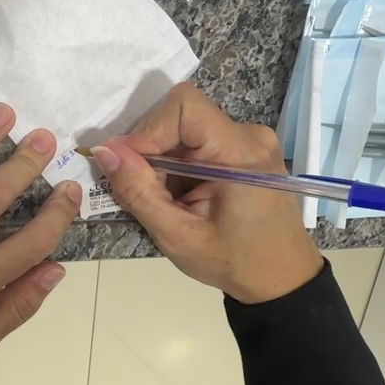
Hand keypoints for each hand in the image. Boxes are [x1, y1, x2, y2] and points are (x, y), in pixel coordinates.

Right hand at [92, 82, 322, 303]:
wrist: (281, 277)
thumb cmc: (232, 262)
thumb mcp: (177, 235)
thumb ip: (138, 191)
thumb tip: (103, 151)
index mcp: (240, 153)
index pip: (184, 106)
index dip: (148, 130)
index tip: (129, 166)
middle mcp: (249, 134)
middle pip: (180, 116)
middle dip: (151, 149)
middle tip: (144, 190)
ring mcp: (249, 139)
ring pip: (185, 129)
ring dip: (163, 160)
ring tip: (166, 198)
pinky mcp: (244, 148)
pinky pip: (197, 140)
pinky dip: (178, 164)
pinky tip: (182, 194)